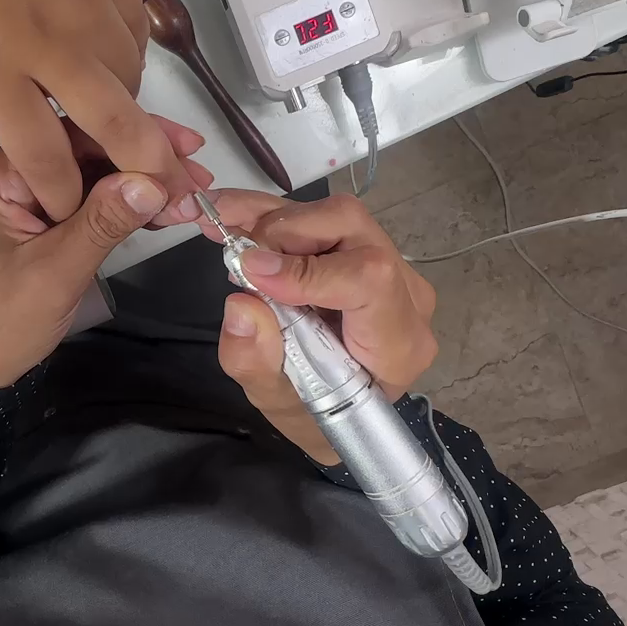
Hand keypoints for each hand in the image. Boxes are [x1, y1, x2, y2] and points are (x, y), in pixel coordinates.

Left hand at [0, 0, 191, 225]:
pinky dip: (134, 62)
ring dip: (131, 113)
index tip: (68, 213)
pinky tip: (116, 68)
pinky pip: (139, 34)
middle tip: (158, 196)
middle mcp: (55, 43)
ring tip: (121, 131)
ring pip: (134, 80)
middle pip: (116, 126)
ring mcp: (91, 4)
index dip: (60, 195)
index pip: (41, 153)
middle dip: (140, 171)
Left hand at [0, 120, 212, 387]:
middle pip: (85, 150)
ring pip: (89, 173)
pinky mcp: (32, 212)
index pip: (75, 138)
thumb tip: (155, 179)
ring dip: (140, 183)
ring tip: (192, 194)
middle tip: (200, 178)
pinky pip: (81, 195)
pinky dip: (120, 203)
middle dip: (145, 163)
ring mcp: (18, 190)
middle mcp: (3, 168)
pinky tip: (160, 207)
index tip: (188, 161)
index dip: (136, 146)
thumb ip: (103, 222)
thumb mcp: (56, 273)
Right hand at [202, 193, 438, 463]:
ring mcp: (388, 265)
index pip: (369, 280)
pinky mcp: (362, 249)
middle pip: (351, 228)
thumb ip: (257, 360)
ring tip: (222, 230)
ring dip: (270, 219)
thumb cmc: (314, 412)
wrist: (338, 409)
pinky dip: (270, 213)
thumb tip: (242, 304)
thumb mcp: (277, 403)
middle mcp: (404, 294)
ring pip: (333, 214)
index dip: (307, 270)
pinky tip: (230, 213)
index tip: (251, 276)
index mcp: (396, 343)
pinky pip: (320, 217)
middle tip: (238, 260)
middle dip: (282, 234)